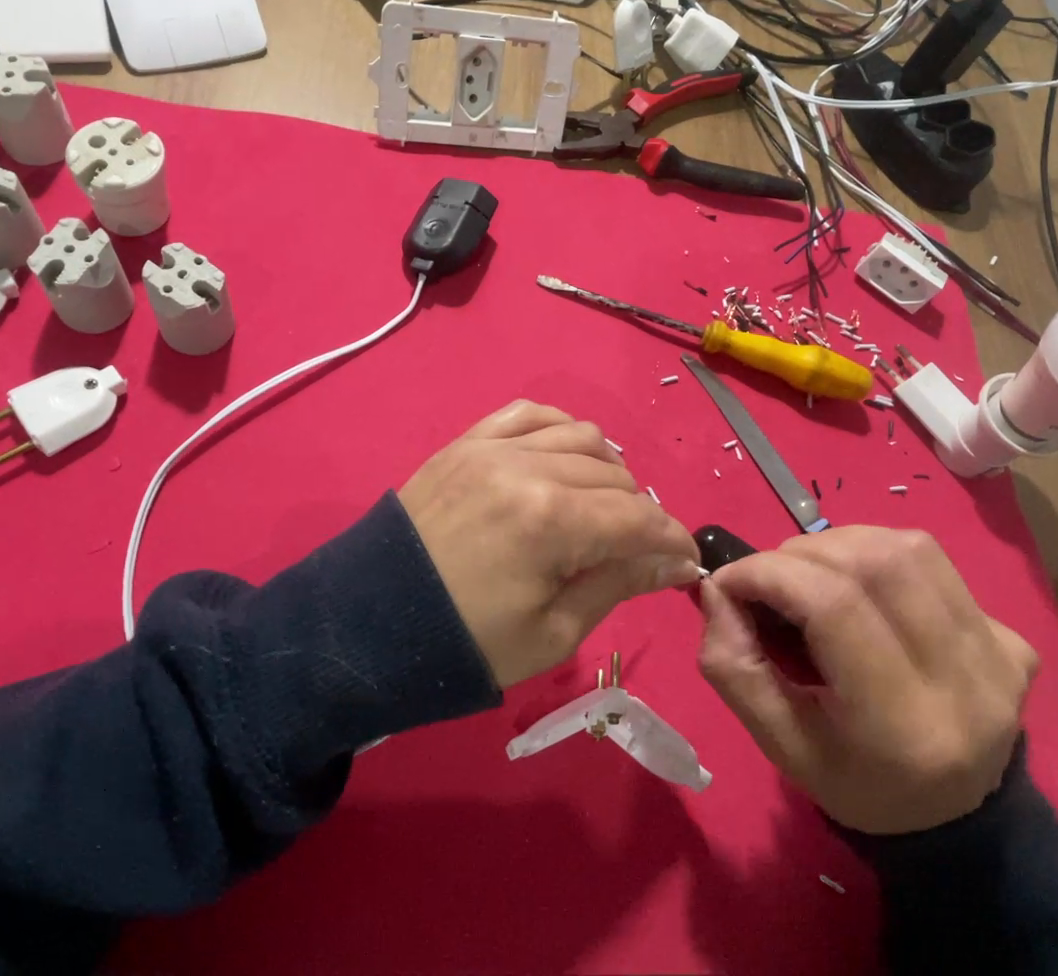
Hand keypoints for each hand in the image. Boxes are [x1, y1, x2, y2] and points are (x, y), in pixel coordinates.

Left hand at [400, 400, 700, 687]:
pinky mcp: (464, 443)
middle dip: (638, 513)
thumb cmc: (467, 643)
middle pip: (612, 476)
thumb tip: (673, 562)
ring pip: (578, 436)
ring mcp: (489, 448)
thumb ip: (618, 584)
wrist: (372, 625)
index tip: (684, 562)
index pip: (637, 517)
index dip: (671, 540)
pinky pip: (527, 414)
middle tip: (638, 549)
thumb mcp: (553, 633)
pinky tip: (565, 456)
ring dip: (606, 469)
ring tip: (604, 506)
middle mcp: (525, 467)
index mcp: (550, 520)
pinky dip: (558, 429)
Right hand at [696, 527, 1037, 834]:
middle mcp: (966, 680)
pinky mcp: (1014, 637)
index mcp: (902, 723)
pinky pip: (934, 565)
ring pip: (908, 548)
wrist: (953, 818)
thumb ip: (734, 667)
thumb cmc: (852, 782)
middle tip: (766, 580)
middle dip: (798, 554)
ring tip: (809, 578)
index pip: (835, 606)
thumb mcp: (777, 743)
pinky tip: (862, 595)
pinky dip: (878, 559)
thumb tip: (718, 589)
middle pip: (874, 563)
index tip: (728, 581)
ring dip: (838, 545)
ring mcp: (1000, 654)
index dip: (769, 573)